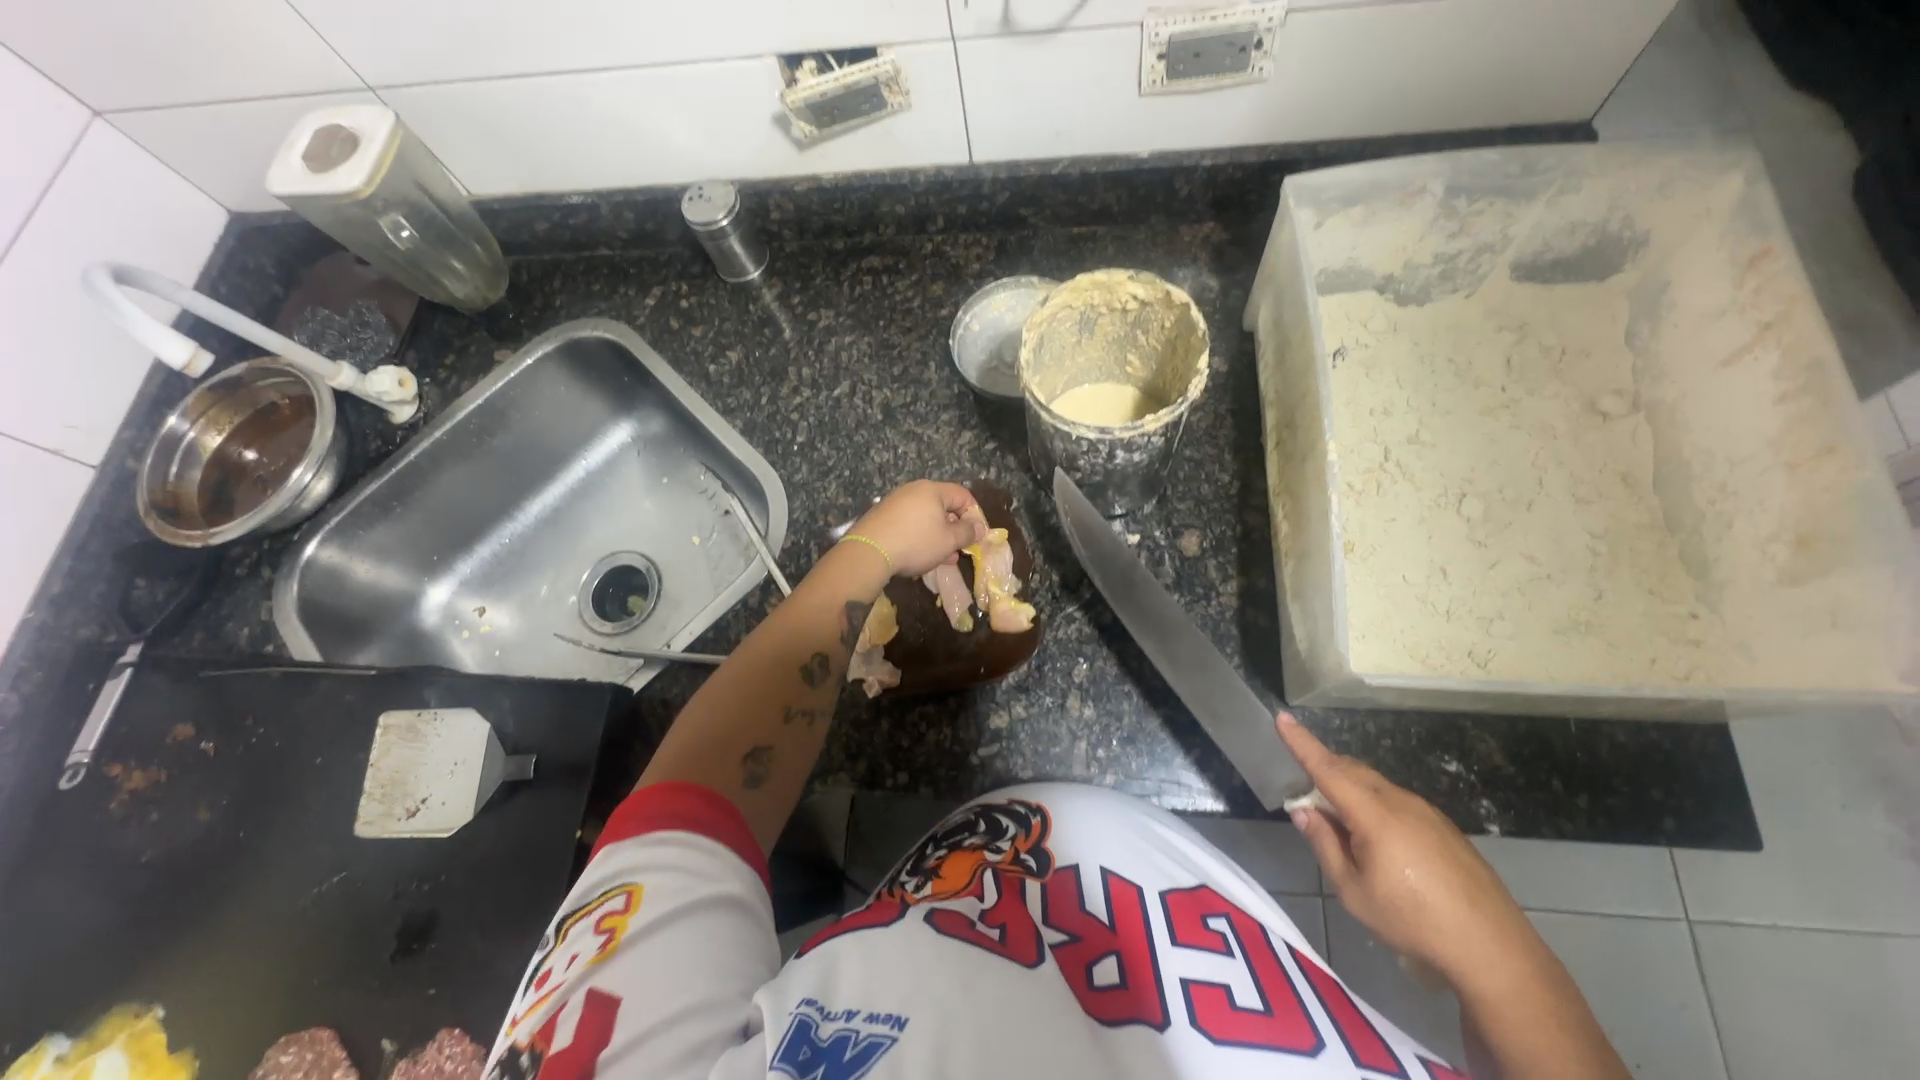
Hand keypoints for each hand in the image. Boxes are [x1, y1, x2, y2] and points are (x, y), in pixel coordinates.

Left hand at [846, 480, 988, 579]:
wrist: (869, 552)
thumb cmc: (916, 543)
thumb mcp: (948, 541)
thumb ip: (968, 532)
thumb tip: (980, 527)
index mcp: (932, 490)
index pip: (963, 495)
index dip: (975, 514)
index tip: (978, 535)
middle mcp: (913, 491)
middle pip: (943, 506)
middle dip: (955, 529)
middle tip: (961, 548)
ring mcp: (895, 503)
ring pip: (926, 518)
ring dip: (938, 536)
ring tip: (945, 558)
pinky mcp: (882, 518)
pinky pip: (909, 524)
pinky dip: (920, 537)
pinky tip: (922, 556)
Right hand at [1276, 712, 1538, 981]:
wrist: (1490, 945)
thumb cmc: (1411, 920)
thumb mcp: (1353, 891)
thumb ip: (1325, 845)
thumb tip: (1304, 811)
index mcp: (1374, 815)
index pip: (1328, 769)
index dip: (1302, 743)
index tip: (1282, 718)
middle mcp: (1400, 802)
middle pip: (1352, 771)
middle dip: (1323, 768)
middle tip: (1301, 787)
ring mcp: (1426, 813)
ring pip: (1375, 786)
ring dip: (1348, 789)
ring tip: (1335, 819)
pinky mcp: (1443, 828)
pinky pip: (1396, 801)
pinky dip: (1372, 804)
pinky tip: (1374, 839)